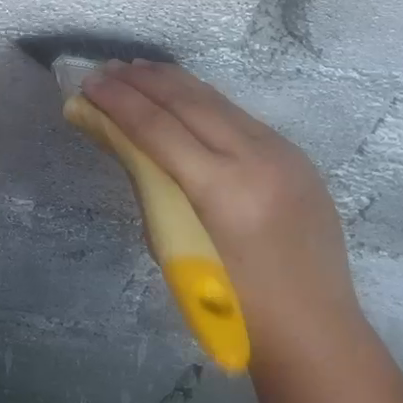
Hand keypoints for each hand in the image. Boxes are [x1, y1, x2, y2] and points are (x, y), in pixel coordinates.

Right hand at [80, 60, 361, 342]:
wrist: (314, 333)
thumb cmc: (230, 303)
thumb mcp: (172, 242)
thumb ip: (144, 177)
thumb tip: (109, 130)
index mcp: (225, 190)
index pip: (158, 127)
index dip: (118, 101)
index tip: (87, 83)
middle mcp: (257, 159)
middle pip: (186, 101)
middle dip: (140, 82)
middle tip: (104, 70)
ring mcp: (282, 152)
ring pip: (214, 98)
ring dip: (170, 81)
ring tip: (134, 69)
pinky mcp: (293, 154)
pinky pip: (236, 114)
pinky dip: (198, 98)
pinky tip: (176, 93)